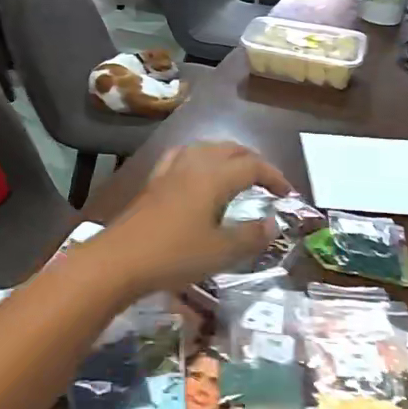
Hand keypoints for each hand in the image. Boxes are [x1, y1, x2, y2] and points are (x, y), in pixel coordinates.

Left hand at [82, 141, 290, 295]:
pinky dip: (199, 158)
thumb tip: (273, 223)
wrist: (119, 260)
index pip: (252, 165)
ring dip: (226, 156)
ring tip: (237, 174)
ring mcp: (169, 170)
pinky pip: (182, 157)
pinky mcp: (153, 181)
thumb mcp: (221, 252)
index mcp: (214, 177)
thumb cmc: (175, 255)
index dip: (274, 176)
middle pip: (229, 149)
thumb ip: (251, 236)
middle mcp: (193, 164)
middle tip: (267, 181)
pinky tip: (196, 173)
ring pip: (205, 148)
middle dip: (253, 161)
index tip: (288, 194)